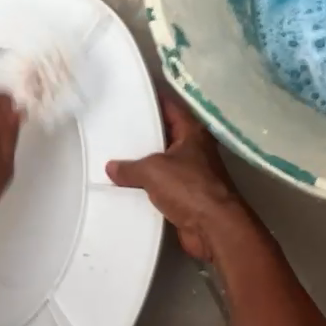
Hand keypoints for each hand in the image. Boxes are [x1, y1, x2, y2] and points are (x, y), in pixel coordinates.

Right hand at [106, 88, 264, 263]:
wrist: (214, 228)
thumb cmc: (189, 187)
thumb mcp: (152, 170)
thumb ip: (130, 167)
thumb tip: (112, 167)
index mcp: (192, 132)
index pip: (170, 108)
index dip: (152, 100)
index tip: (132, 96)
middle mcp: (195, 149)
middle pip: (165, 135)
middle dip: (143, 133)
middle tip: (115, 126)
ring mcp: (193, 173)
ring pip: (163, 162)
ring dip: (144, 162)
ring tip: (115, 155)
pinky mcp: (188, 197)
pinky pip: (162, 185)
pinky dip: (147, 186)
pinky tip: (126, 185)